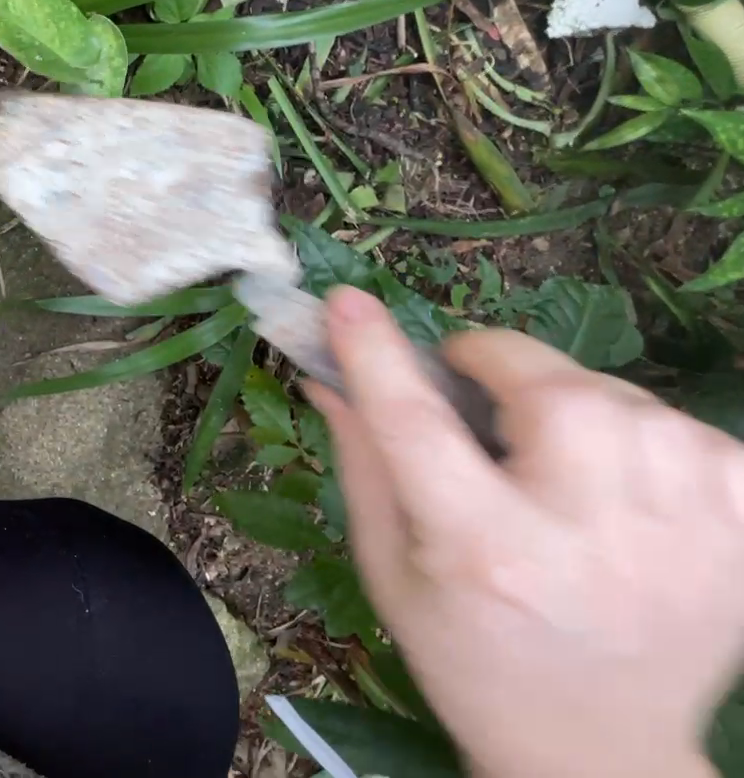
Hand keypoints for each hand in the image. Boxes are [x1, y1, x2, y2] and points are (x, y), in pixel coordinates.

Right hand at [305, 286, 743, 777]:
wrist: (593, 742)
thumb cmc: (458, 646)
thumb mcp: (382, 559)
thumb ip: (361, 459)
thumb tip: (328, 375)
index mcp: (481, 548)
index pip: (416, 426)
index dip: (376, 354)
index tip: (346, 301)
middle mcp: (590, 539)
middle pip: (558, 397)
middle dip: (498, 360)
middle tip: (466, 374)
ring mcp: (688, 544)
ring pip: (636, 406)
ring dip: (571, 393)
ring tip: (538, 429)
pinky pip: (706, 440)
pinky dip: (650, 428)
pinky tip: (614, 461)